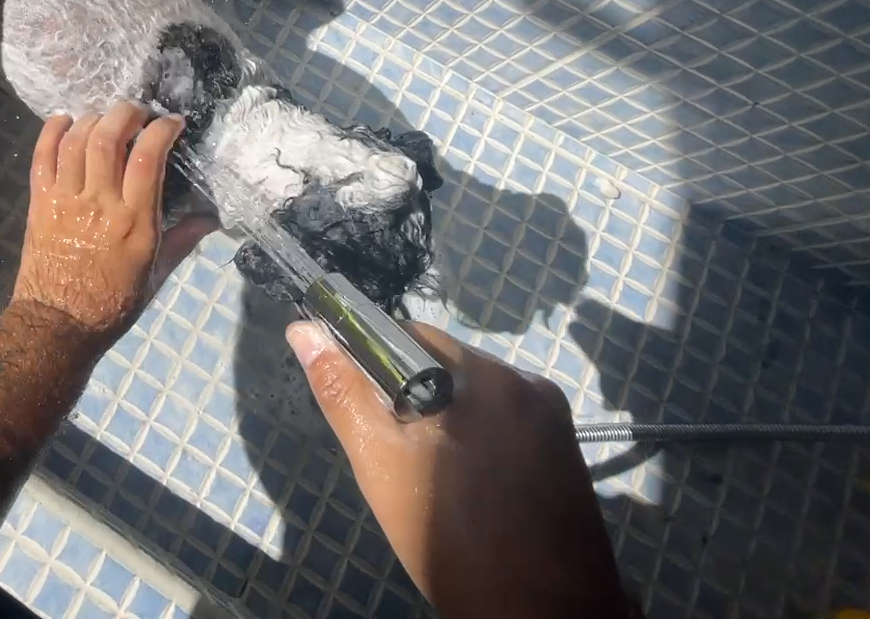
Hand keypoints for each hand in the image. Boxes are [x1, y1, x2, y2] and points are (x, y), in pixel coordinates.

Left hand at [11, 103, 217, 338]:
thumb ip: (183, 240)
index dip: (161, 130)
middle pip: (108, 138)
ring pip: (76, 141)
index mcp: (134, 220)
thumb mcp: (157, 275)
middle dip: (125, 113)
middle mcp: (99, 202)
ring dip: (93, 119)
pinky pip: (42, 156)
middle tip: (138, 112)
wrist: (58, 323)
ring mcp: (65, 199)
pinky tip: (65, 121)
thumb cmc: (114, 302)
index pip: (148, 158)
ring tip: (106, 118)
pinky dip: (52, 131)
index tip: (171, 123)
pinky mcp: (40, 201)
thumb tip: (211, 217)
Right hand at [287, 320, 633, 618]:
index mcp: (480, 376)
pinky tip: (466, 476)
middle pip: (440, 360)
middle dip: (407, 389)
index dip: (370, 359)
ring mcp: (551, 414)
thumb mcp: (378, 461)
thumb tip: (303, 330)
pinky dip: (476, 430)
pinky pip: (502, 414)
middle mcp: (523, 380)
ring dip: (442, 409)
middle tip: (392, 445)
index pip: (405, 334)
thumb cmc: (446, 538)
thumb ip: (341, 389)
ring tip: (428, 466)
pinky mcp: (566, 445)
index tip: (361, 402)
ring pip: (470, 388)